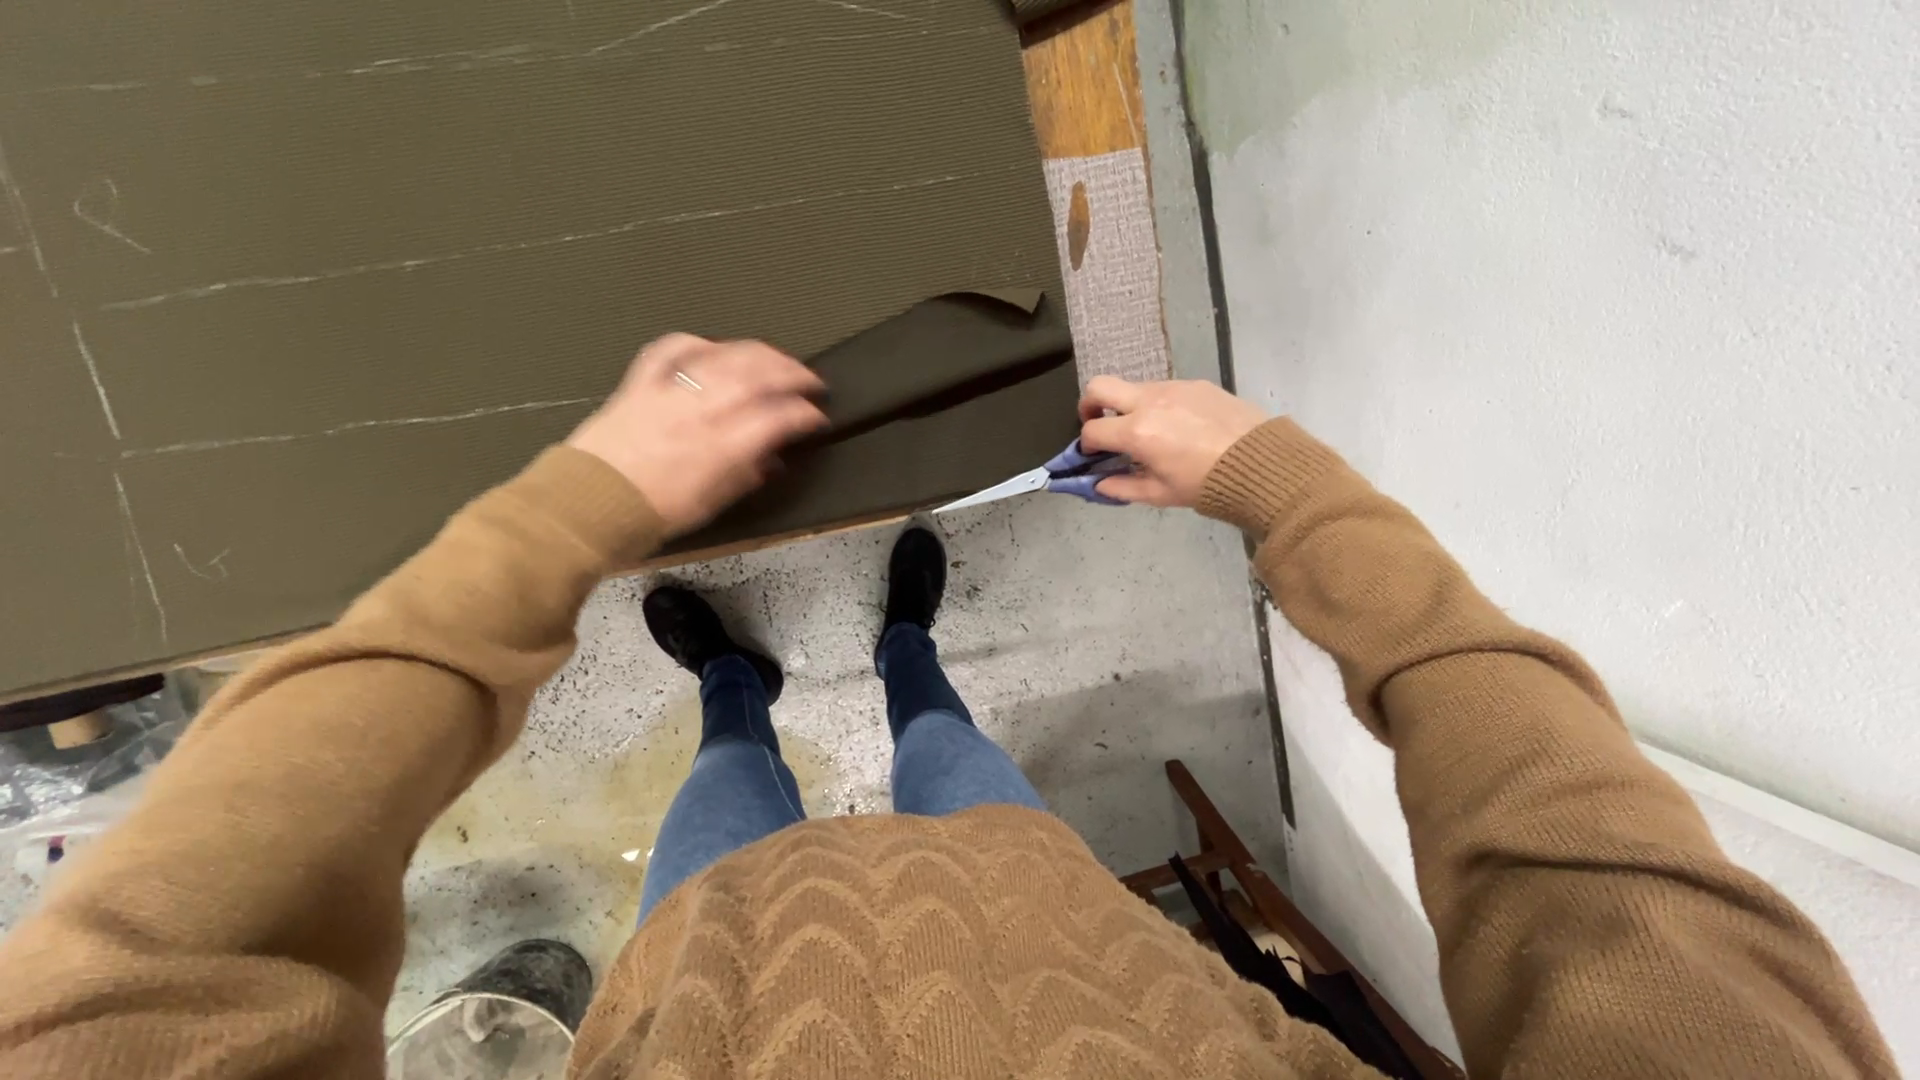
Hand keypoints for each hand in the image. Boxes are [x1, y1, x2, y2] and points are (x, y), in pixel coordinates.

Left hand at [568, 334, 826, 534]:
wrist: (591, 504)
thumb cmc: (654, 512)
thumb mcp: (714, 503)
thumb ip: (748, 475)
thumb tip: (772, 459)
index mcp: (720, 449)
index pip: (776, 419)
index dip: (805, 414)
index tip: (817, 417)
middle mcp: (699, 414)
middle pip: (756, 377)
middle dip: (792, 373)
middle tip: (810, 380)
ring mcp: (670, 393)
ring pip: (724, 357)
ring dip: (758, 353)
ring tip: (777, 359)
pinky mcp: (642, 382)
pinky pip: (673, 349)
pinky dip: (699, 343)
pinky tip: (715, 348)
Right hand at [1077, 376, 1267, 506]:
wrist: (1260, 463)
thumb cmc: (1206, 484)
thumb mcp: (1161, 494)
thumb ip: (1122, 487)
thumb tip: (1100, 483)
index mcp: (1137, 432)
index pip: (1092, 430)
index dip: (1086, 444)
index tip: (1093, 454)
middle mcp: (1149, 402)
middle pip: (1099, 386)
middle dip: (1089, 404)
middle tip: (1098, 422)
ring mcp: (1173, 387)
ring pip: (1134, 387)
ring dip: (1129, 406)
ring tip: (1149, 431)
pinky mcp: (1195, 384)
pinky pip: (1165, 389)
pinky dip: (1159, 404)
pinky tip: (1179, 426)